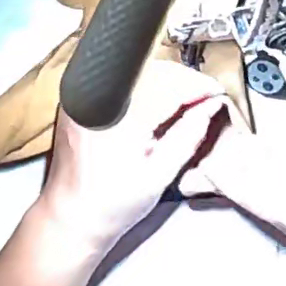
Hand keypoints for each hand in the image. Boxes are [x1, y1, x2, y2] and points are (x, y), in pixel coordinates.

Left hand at [38, 61, 224, 259]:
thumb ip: (188, 136)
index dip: (197, 86)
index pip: (167, 86)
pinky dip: (137, 86)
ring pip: (130, 72)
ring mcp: (81, 98)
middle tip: (203, 95)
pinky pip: (112, 82)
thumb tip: (208, 107)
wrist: (71, 214)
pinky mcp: (74, 101)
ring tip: (183, 98)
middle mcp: (96, 101)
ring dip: (160, 79)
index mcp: (119, 118)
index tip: (215, 91)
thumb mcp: (159, 175)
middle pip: (148, 71)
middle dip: (181, 78)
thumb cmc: (109, 204)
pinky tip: (152, 101)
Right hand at [185, 104, 285, 285]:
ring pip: (277, 126)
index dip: (213, 165)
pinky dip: (277, 120)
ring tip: (227, 127)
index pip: (249, 182)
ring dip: (245, 126)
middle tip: (198, 136)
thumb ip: (255, 202)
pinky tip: (265, 123)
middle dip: (222, 142)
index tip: (191, 156)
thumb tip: (198, 177)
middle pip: (259, 149)